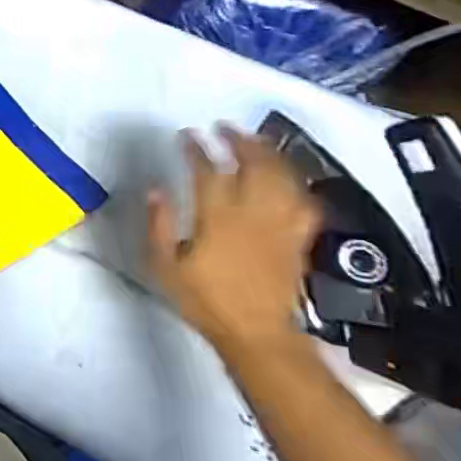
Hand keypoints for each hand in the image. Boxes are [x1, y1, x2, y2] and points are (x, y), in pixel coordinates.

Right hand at [147, 123, 321, 356]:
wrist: (257, 333)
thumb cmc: (203, 299)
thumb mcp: (164, 264)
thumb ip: (159, 224)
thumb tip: (156, 190)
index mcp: (218, 220)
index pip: (208, 172)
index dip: (197, 149)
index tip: (186, 135)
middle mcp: (254, 215)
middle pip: (254, 166)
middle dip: (239, 141)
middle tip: (223, 127)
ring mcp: (281, 226)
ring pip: (283, 179)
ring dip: (270, 154)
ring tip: (255, 140)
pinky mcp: (298, 238)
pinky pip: (304, 202)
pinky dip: (296, 183)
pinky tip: (288, 176)